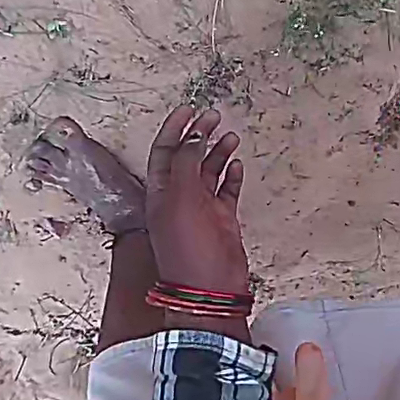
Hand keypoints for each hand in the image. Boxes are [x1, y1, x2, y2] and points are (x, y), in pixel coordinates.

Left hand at [144, 107, 248, 295]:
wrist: (211, 290)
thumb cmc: (190, 247)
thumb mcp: (182, 198)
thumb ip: (187, 164)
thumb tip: (194, 136)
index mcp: (161, 192)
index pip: (165, 151)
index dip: (175, 129)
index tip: (188, 110)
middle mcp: (179, 197)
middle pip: (187, 157)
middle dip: (199, 135)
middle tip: (214, 117)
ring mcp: (201, 209)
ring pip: (208, 172)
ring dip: (218, 153)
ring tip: (231, 137)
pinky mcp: (221, 220)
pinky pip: (226, 192)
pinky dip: (231, 176)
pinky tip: (238, 165)